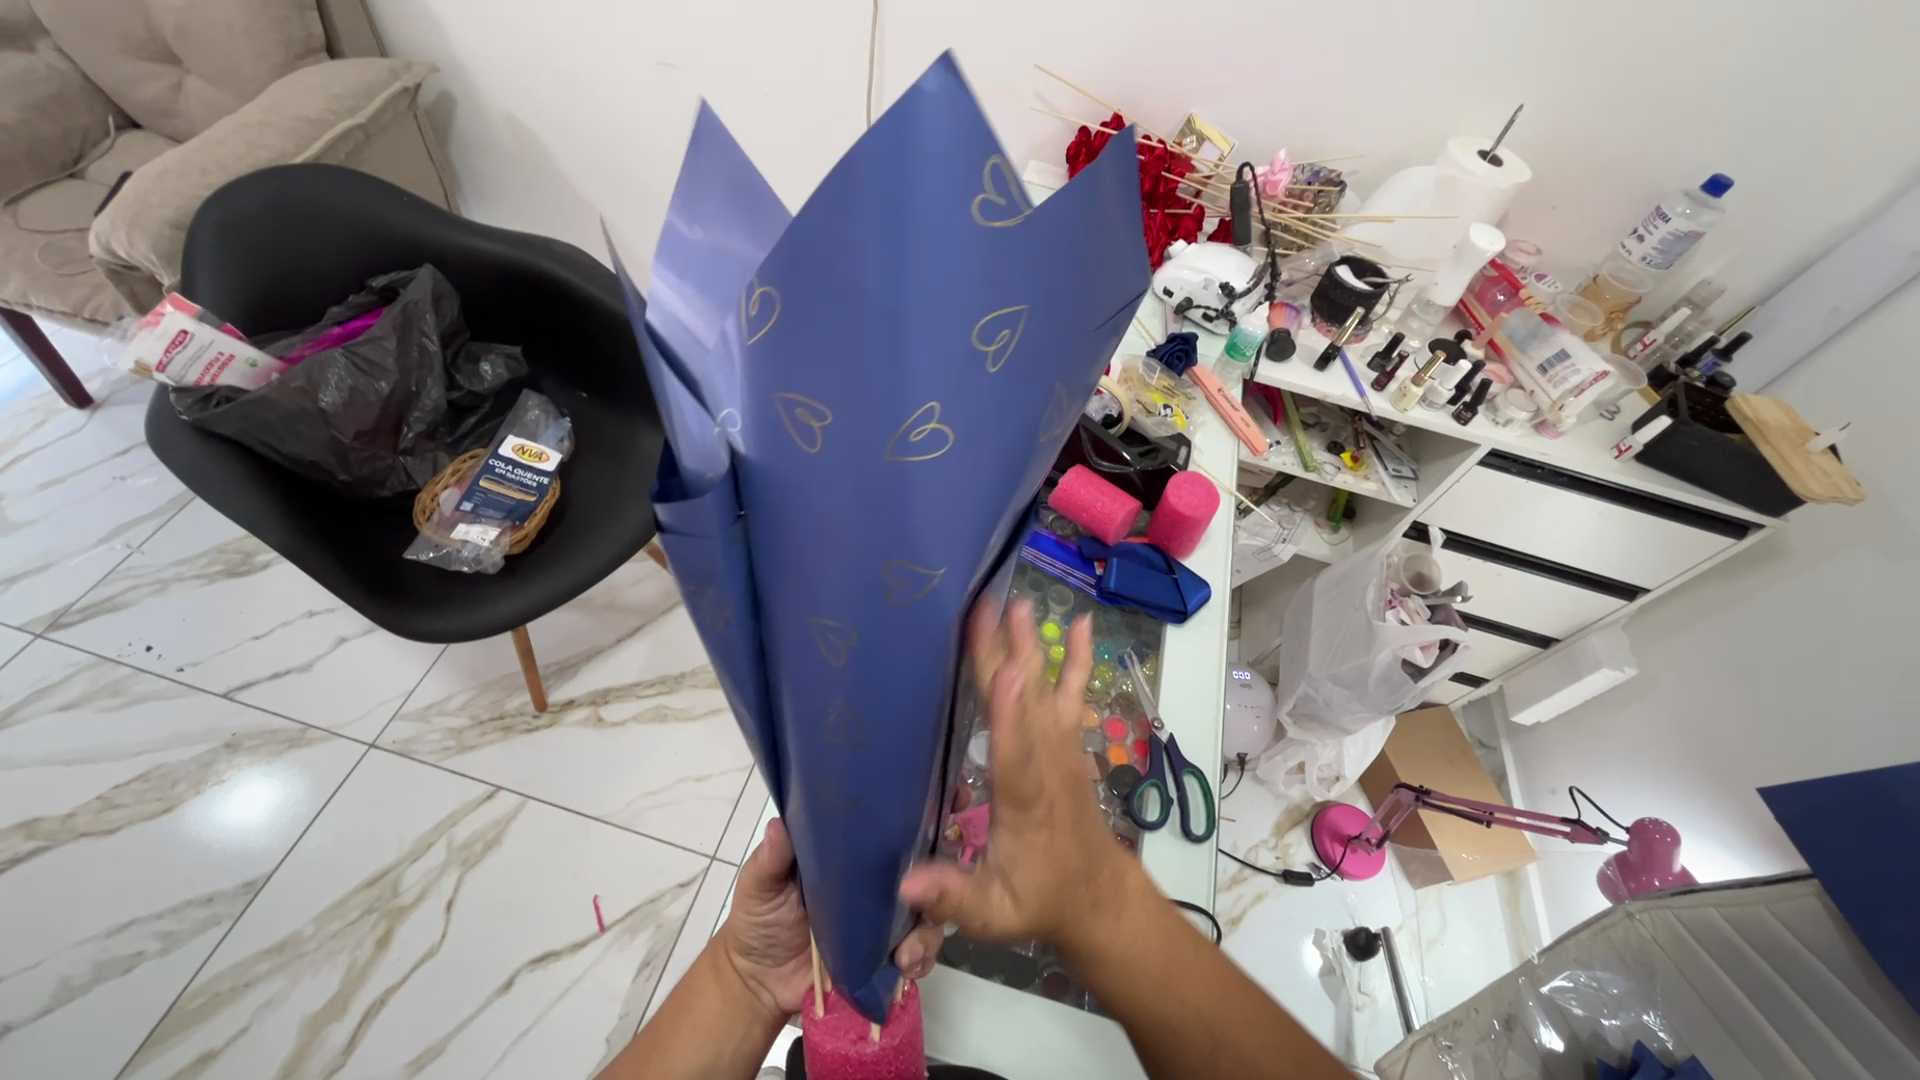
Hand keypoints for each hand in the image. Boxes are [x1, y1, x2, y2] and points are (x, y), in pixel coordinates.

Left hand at [718, 817, 944, 1016]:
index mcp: (857, 849)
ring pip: (932, 909)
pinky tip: (904, 966)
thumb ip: (772, 856)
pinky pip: (921, 952)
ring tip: (905, 950)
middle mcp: (882, 878)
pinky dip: (920, 958)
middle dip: (949, 867)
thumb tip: (780, 824)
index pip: (899, 819)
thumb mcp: (762, 882)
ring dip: (928, 926)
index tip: (955, 796)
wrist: (760, 983)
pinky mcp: (890, 953)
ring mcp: (890, 917)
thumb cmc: (761, 918)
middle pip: (930, 862)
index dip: (931, 805)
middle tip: (948, 878)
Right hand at [898, 596, 1138, 947]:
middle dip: (1008, 656)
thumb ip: (952, 896)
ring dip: (1033, 646)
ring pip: (1047, 689)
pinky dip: (1079, 659)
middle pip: (1026, 705)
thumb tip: (905, 884)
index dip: (1011, 716)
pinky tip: (1084, 626)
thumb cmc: (1039, 898)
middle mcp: (1047, 765)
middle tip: (989, 609)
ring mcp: (1063, 748)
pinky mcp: (1071, 742)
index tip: (1006, 672)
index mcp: (1024, 802)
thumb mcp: (994, 913)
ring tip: (1022, 604)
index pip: (1017, 757)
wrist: (1097, 894)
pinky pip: (1076, 694)